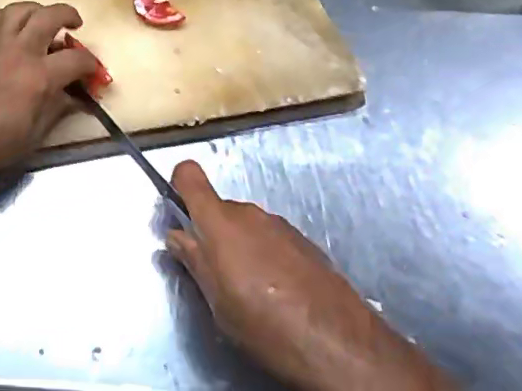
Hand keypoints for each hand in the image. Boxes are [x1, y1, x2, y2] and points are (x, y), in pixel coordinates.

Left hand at [0, 2, 98, 185]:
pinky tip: (15, 29)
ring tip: (45, 20)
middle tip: (76, 24)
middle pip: (49, 16)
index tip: (93, 71)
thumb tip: (78, 94)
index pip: (76, 59)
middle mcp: (19, 51)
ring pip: (20, 9)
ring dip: (37, 10)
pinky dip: (9, 17)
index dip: (91, 64)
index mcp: (39, 76)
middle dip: (68, 15)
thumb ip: (61, 105)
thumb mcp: (39, 130)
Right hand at [167, 162, 450, 390]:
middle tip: (217, 273)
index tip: (179, 210)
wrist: (343, 346)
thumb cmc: (268, 324)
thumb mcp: (217, 301)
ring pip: (247, 226)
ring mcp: (280, 225)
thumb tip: (178, 238)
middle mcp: (249, 213)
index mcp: (219, 221)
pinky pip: (273, 240)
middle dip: (214, 233)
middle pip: (220, 208)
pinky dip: (269, 259)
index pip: (189, 175)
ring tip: (251, 292)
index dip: (179, 185)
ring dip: (243, 248)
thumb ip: (193, 262)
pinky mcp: (306, 243)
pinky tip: (278, 295)